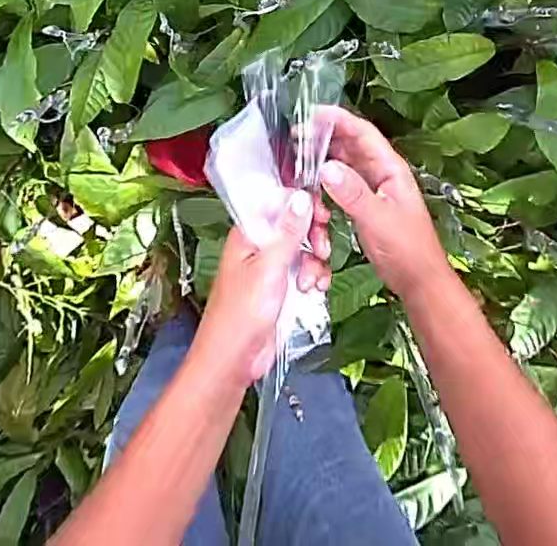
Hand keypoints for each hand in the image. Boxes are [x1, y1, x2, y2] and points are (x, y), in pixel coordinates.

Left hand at [193, 190, 322, 384]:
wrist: (235, 357)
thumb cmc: (239, 314)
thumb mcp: (269, 267)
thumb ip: (288, 232)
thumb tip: (301, 198)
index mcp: (248, 232)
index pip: (278, 201)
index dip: (301, 204)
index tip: (320, 213)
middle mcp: (258, 244)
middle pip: (295, 223)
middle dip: (313, 235)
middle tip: (321, 248)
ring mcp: (270, 264)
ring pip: (304, 248)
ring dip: (314, 262)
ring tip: (310, 280)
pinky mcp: (281, 284)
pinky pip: (305, 270)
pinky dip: (314, 277)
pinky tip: (313, 289)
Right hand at [314, 106, 454, 298]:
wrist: (418, 282)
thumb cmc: (409, 251)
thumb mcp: (379, 219)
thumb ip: (353, 193)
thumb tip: (326, 168)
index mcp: (389, 169)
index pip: (361, 132)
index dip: (337, 119)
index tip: (312, 114)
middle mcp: (379, 173)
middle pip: (348, 143)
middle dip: (323, 136)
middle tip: (297, 135)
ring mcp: (370, 187)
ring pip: (341, 162)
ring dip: (321, 158)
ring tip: (299, 157)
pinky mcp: (361, 202)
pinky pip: (338, 182)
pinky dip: (323, 180)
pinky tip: (311, 184)